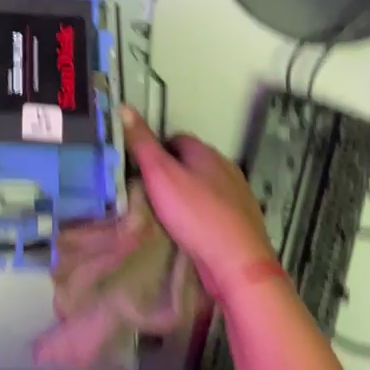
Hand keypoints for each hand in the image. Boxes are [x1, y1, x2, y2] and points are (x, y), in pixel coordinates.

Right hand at [119, 105, 277, 302]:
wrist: (238, 262)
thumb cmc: (195, 214)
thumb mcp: (159, 174)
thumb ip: (142, 142)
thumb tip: (124, 107)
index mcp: (206, 151)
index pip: (176, 138)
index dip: (156, 150)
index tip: (141, 169)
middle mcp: (226, 166)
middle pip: (192, 161)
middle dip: (172, 172)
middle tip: (150, 191)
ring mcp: (239, 193)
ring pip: (206, 184)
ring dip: (189, 193)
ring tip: (168, 212)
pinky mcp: (244, 219)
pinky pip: (217, 207)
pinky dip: (203, 212)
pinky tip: (192, 229)